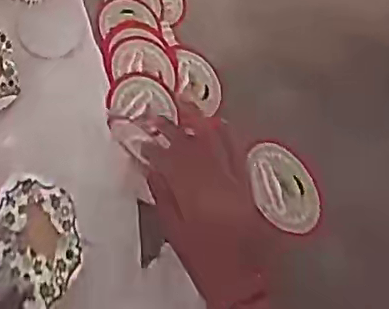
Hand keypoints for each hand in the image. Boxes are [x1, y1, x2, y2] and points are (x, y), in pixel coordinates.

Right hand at [139, 106, 275, 308]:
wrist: (243, 285)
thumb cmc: (205, 263)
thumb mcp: (175, 232)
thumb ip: (162, 196)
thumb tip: (149, 166)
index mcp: (192, 196)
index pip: (167, 160)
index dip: (151, 147)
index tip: (141, 139)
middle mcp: (214, 183)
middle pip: (188, 145)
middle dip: (169, 127)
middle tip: (155, 116)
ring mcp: (233, 181)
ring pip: (213, 141)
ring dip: (196, 119)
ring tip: (183, 102)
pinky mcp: (247, 184)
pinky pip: (236, 151)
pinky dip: (225, 133)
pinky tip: (216, 121)